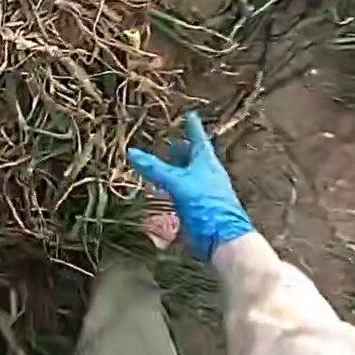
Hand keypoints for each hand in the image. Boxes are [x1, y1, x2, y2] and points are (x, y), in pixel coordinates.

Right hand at [126, 111, 253, 260]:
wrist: (223, 239)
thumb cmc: (206, 204)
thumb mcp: (177, 182)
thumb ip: (155, 168)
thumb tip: (132, 152)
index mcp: (206, 161)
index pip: (198, 137)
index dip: (192, 126)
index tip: (189, 114)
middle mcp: (206, 173)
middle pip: (193, 156)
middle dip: (181, 148)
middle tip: (170, 139)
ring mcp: (203, 190)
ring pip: (187, 174)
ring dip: (175, 168)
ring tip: (162, 162)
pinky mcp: (197, 207)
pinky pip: (182, 191)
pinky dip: (172, 186)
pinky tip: (163, 189)